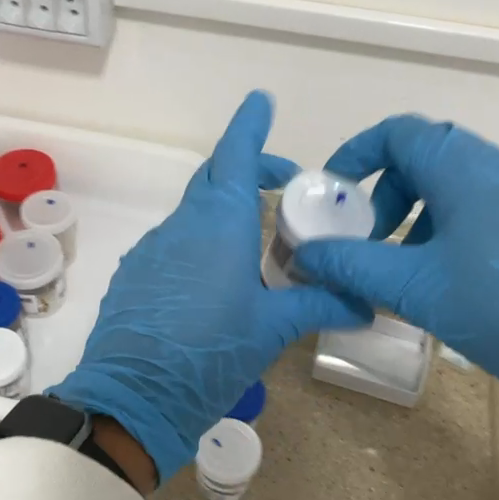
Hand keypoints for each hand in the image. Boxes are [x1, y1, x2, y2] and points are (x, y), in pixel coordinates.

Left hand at [51, 92, 369, 483]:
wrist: (133, 398)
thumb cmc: (211, 353)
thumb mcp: (272, 329)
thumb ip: (318, 305)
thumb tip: (365, 303)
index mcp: (220, 224)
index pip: (235, 156)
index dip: (250, 126)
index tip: (261, 101)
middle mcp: (182, 226)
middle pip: (214, 181)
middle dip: (249, 172)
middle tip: (285, 188)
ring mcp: (152, 251)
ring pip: (193, 217)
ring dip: (224, 217)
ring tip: (255, 250)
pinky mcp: (134, 277)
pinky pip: (172, 247)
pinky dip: (199, 247)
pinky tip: (214, 284)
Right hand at [292, 115, 498, 463]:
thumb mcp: (416, 289)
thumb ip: (354, 265)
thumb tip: (305, 254)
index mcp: (469, 171)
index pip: (401, 133)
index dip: (358, 154)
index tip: (337, 194)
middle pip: (431, 158)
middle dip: (389, 196)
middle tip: (373, 244)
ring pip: (465, 188)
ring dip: (424, 218)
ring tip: (413, 272)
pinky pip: (498, 212)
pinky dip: (461, 232)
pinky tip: (462, 283)